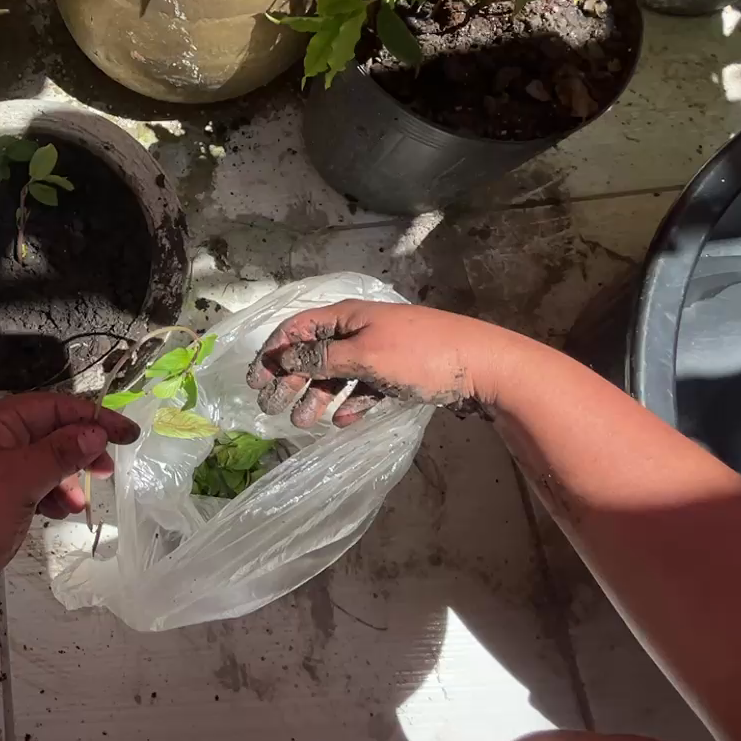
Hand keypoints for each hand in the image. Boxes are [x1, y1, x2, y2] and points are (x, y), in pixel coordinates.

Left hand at [0, 393, 140, 616]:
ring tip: (79, 503)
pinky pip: (31, 485)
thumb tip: (96, 432)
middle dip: (80, 449)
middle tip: (109, 469)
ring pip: (42, 461)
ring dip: (66, 477)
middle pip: (48, 432)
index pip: (52, 406)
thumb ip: (61, 452)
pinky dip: (50, 495)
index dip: (92, 417)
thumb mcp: (21, 479)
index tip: (129, 434)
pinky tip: (60, 512)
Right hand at [247, 300, 518, 427]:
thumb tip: (286, 357)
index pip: (296, 329)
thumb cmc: (420, 356)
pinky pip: (362, 387)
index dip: (272, 352)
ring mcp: (378, 350)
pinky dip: (349, 403)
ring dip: (316, 396)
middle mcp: (357, 329)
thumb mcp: (365, 356)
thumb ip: (322, 358)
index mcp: (346, 316)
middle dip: (290, 380)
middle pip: (312, 353)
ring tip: (304, 424)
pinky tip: (341, 422)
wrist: (486, 366)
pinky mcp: (397, 372)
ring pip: (336, 373)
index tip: (255, 380)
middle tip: (271, 409)